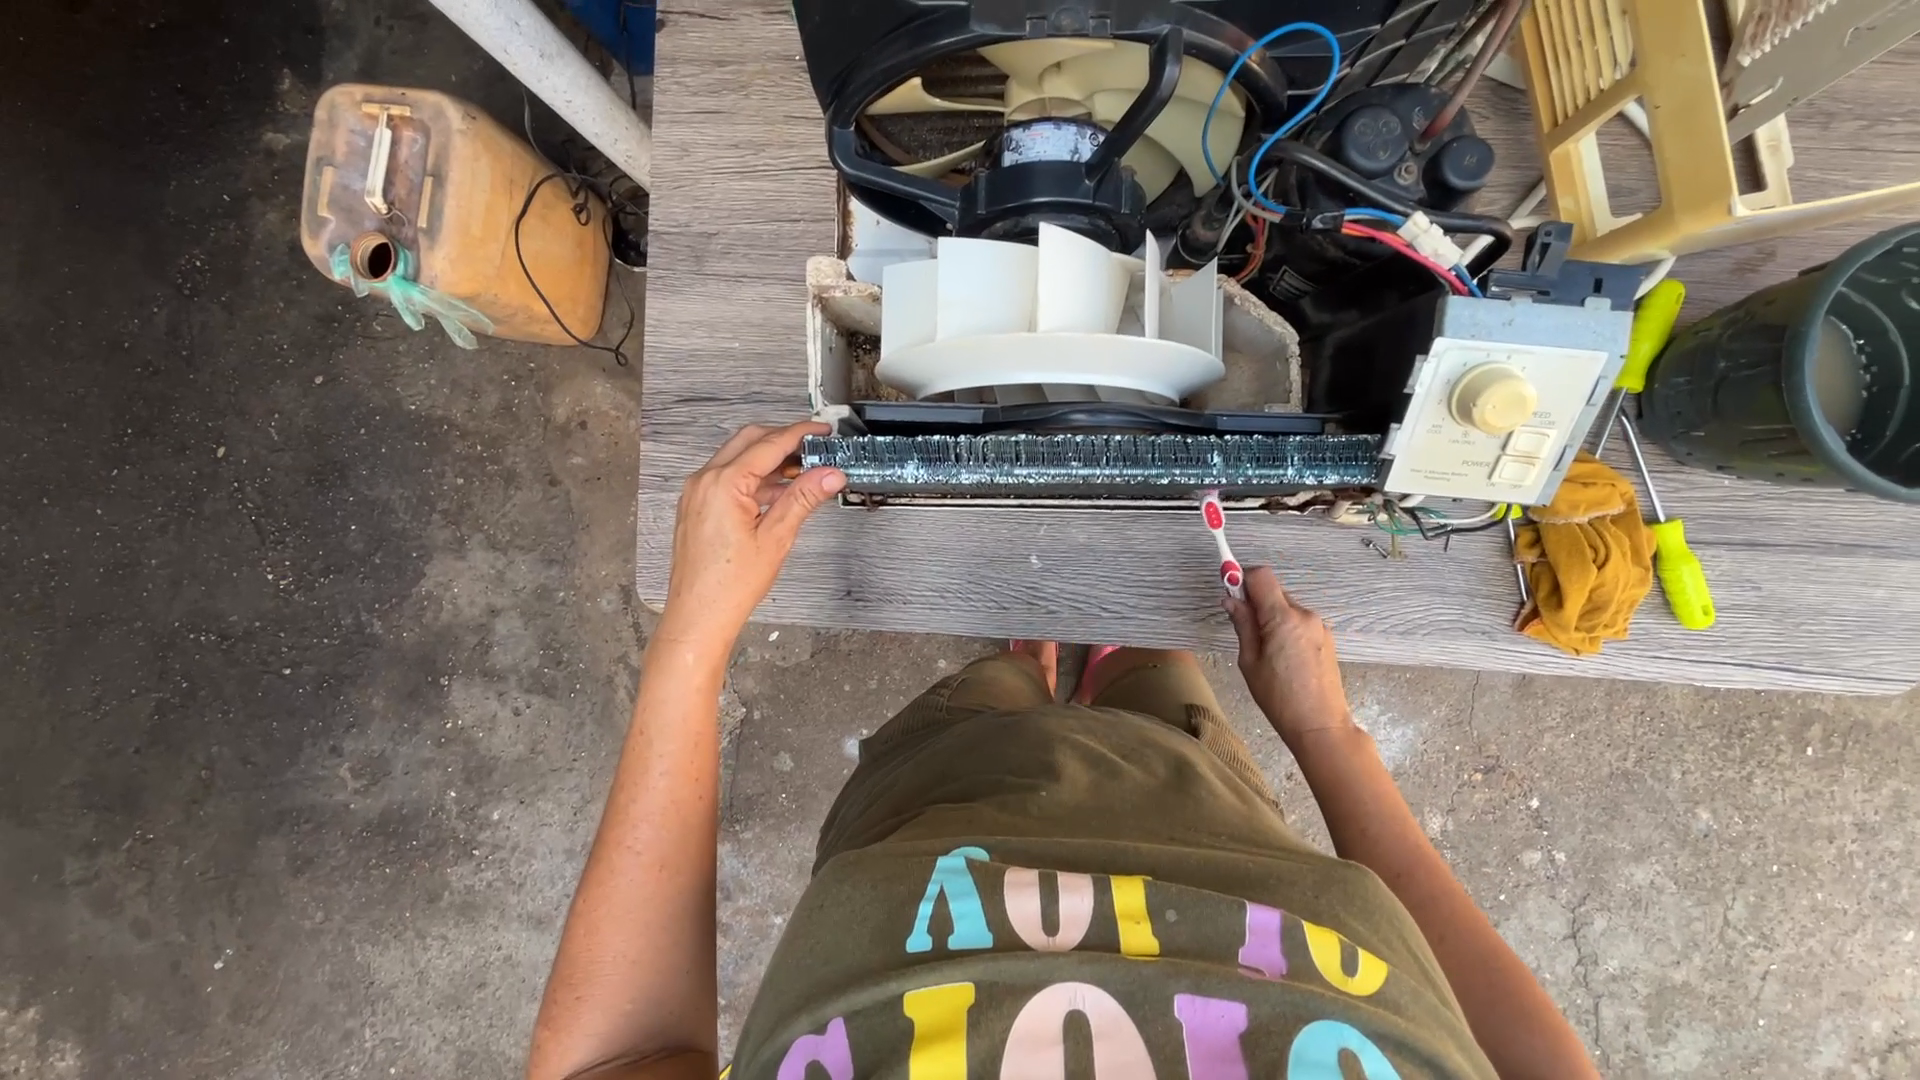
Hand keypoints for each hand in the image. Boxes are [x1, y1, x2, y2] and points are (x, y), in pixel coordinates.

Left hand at [660, 421, 844, 655]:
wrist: (699, 615)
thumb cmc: (729, 586)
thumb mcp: (776, 537)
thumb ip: (803, 498)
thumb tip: (828, 474)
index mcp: (723, 484)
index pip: (769, 444)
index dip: (800, 434)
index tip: (822, 430)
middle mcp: (704, 481)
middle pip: (750, 441)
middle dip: (784, 440)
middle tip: (815, 448)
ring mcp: (697, 492)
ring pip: (738, 458)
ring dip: (769, 460)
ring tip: (803, 473)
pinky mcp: (697, 505)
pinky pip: (727, 477)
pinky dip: (754, 477)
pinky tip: (777, 492)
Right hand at [1223, 565, 1355, 747]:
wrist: (1320, 724)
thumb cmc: (1280, 698)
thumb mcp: (1249, 661)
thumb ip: (1242, 625)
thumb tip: (1231, 600)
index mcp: (1283, 619)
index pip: (1261, 576)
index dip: (1241, 577)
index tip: (1228, 587)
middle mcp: (1305, 615)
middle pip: (1273, 590)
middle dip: (1254, 600)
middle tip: (1240, 624)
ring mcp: (1319, 625)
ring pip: (1285, 606)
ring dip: (1270, 614)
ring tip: (1263, 647)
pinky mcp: (1326, 636)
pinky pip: (1298, 620)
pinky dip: (1284, 626)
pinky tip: (1280, 654)